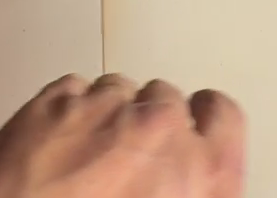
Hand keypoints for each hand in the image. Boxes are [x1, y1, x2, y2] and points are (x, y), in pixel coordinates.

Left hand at [0, 74, 246, 197]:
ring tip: (81, 165)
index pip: (223, 115)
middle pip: (164, 97)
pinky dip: (65, 112)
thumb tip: (184, 180)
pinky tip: (54, 151)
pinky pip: (73, 89)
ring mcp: (105, 110)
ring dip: (104, 116)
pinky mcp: (56, 99)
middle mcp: (160, 131)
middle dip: (145, 121)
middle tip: (123, 162)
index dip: (203, 121)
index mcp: (202, 175)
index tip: (189, 128)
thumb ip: (190, 190)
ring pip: (117, 88)